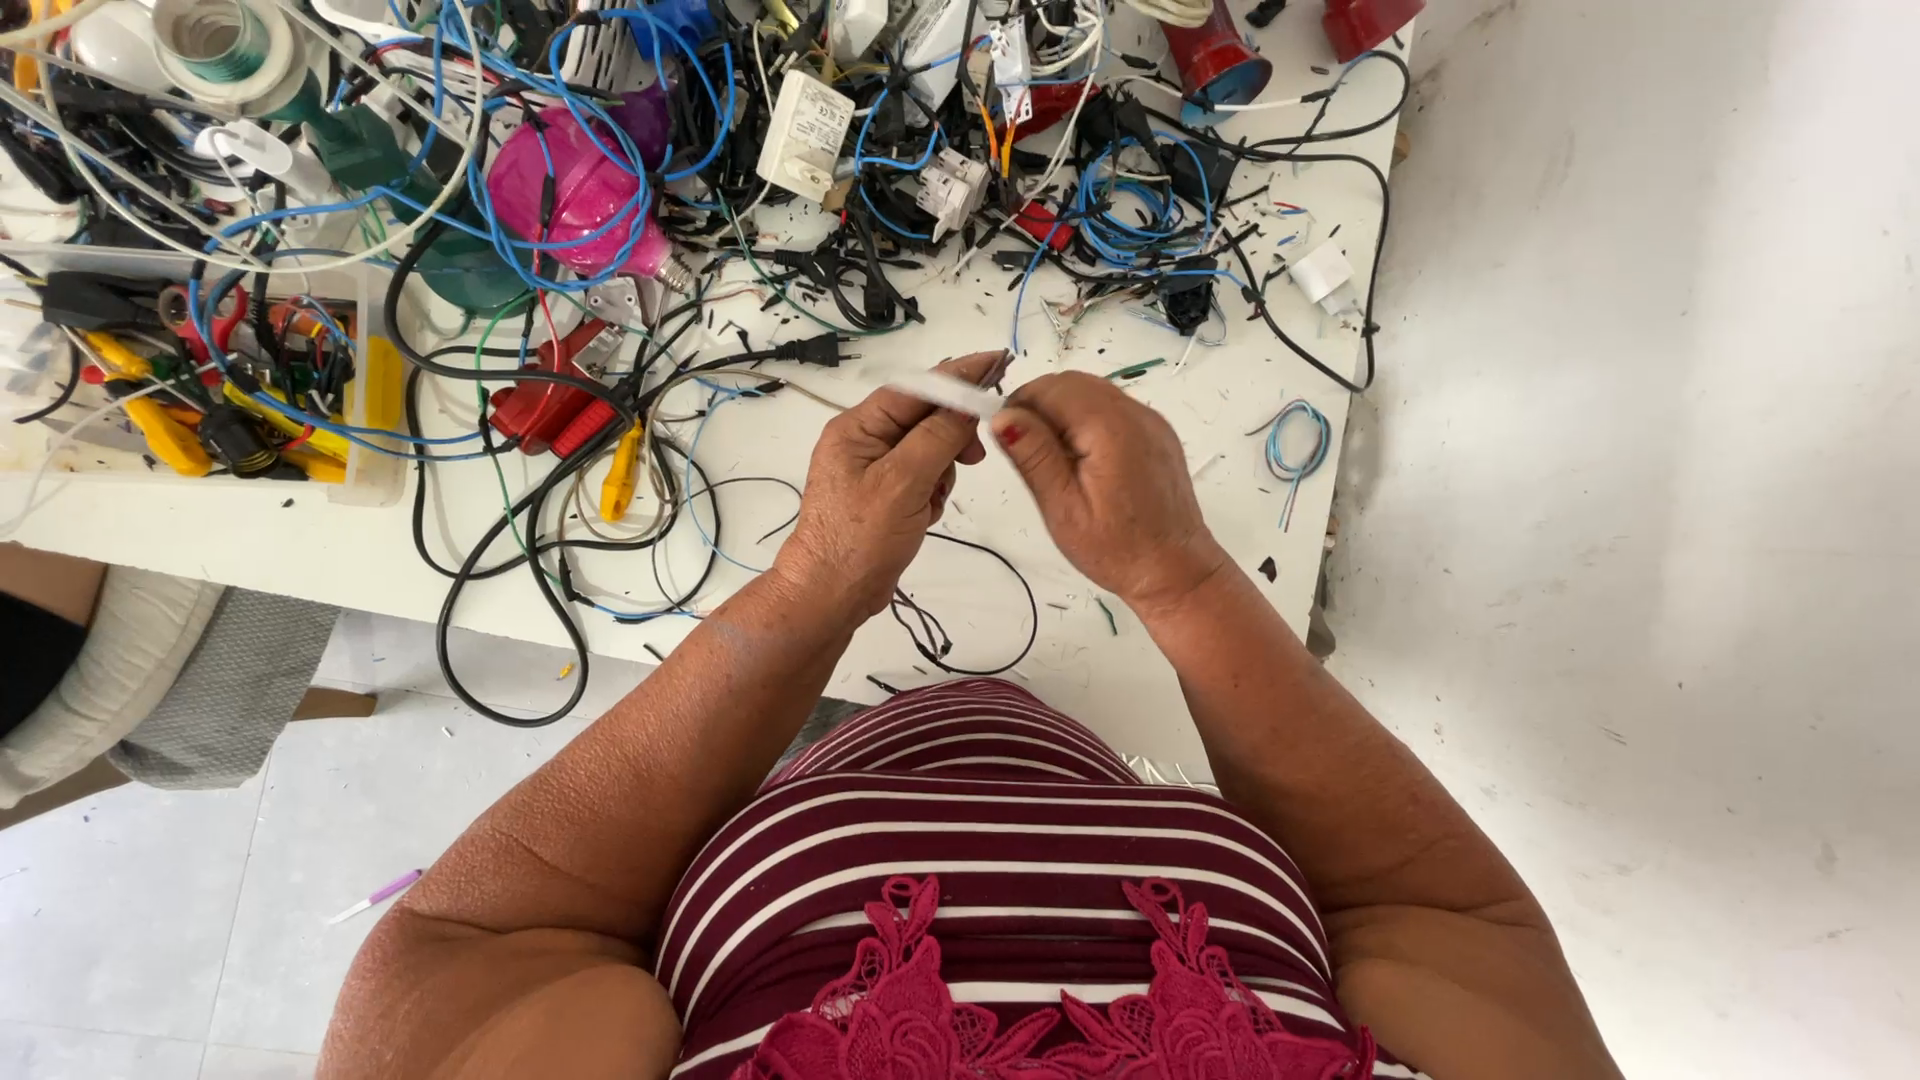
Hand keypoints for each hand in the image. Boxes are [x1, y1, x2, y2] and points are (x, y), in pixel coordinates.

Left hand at [771, 351, 1008, 618]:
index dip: (958, 374)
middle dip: (951, 435)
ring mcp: (873, 468)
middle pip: (924, 416)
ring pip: (929, 448)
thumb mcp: (902, 483)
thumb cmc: (860, 538)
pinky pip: (922, 476)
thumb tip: (967, 404)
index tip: (999, 362)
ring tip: (933, 501)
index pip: (916, 387)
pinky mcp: (885, 494)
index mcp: (858, 427)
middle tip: (975, 458)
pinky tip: (925, 514)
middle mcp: (864, 440)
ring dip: (942, 470)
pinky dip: (933, 491)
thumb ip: (937, 437)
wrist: (830, 596)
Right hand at [991, 372, 1228, 615]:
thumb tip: (1003, 416)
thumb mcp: (1064, 509)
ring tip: (1053, 459)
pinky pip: (1112, 408)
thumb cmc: (1116, 549)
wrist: (1176, 570)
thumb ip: (1034, 457)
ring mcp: (1150, 420)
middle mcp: (1135, 413)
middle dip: (1039, 405)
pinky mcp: (1156, 433)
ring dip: (1062, 412)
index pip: (1051, 388)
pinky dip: (1086, 420)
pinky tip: (1083, 461)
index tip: (1006, 438)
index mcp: (1110, 429)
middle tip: (1026, 451)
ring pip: (1091, 391)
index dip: (1020, 404)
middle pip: (1071, 383)